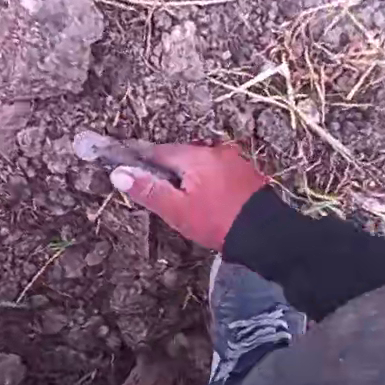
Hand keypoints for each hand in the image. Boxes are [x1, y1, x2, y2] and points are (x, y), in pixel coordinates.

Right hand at [110, 142, 266, 250]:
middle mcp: (216, 151)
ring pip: (201, 163)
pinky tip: (206, 196)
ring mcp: (234, 161)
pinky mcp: (247, 173)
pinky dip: (207, 179)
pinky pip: (218, 170)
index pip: (159, 151)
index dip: (141, 159)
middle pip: (181, 155)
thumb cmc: (218, 222)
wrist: (266, 233)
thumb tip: (118, 173)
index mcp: (196, 156)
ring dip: (189, 174)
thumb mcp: (177, 210)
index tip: (127, 165)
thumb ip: (148, 189)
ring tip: (180, 195)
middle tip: (154, 186)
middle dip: (167, 168)